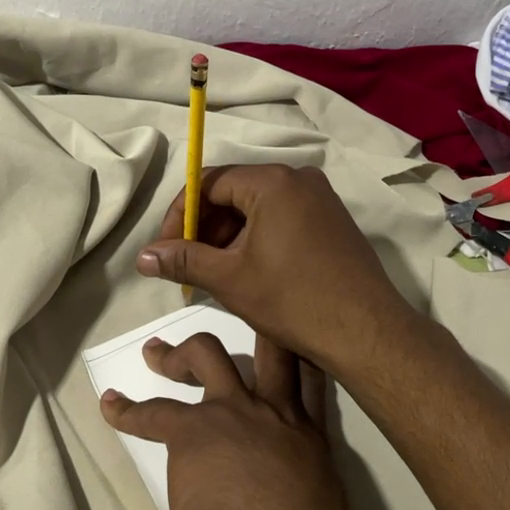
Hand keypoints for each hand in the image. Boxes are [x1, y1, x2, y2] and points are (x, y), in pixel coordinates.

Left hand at [102, 332, 346, 509]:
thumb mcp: (325, 509)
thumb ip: (312, 483)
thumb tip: (304, 489)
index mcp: (306, 437)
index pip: (308, 380)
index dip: (300, 352)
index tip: (292, 336)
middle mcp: (271, 412)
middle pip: (267, 349)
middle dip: (254, 323)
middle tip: (238, 310)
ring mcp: (229, 412)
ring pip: (207, 354)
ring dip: (181, 353)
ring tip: (157, 353)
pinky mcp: (190, 429)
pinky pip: (151, 413)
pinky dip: (128, 410)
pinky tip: (111, 406)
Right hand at [138, 164, 414, 371]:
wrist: (365, 331)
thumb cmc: (293, 300)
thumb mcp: (230, 279)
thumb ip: (184, 260)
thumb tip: (144, 256)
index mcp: (273, 181)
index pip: (209, 182)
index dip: (180, 215)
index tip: (165, 250)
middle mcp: (299, 178)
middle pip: (235, 192)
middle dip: (205, 228)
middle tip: (186, 267)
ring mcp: (321, 199)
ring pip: (259, 208)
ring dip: (230, 237)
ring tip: (212, 275)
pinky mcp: (333, 221)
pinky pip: (283, 218)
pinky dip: (258, 239)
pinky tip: (247, 272)